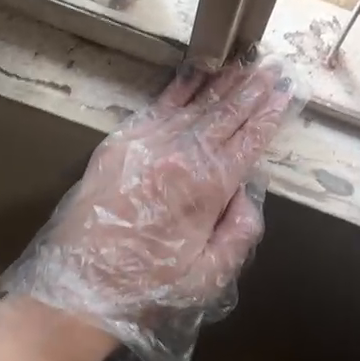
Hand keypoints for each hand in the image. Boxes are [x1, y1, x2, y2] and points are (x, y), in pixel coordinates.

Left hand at [0, 61, 294, 360]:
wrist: (71, 299)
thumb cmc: (146, 291)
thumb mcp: (210, 277)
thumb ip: (241, 231)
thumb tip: (248, 191)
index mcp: (208, 188)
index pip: (250, 140)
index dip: (271, 113)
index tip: (288, 91)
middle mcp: (181, 156)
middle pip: (227, 113)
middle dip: (254, 88)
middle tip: (275, 65)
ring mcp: (149, 144)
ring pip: (197, 103)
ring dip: (226, 80)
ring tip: (246, 61)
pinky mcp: (121, 144)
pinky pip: (160, 105)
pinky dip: (182, 86)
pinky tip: (199, 70)